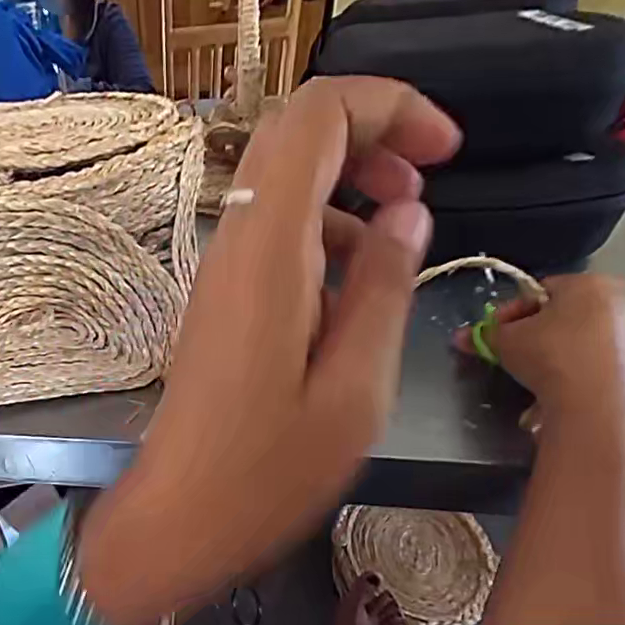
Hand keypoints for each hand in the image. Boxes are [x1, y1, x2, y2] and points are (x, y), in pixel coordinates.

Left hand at [78, 77, 460, 624]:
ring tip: (401, 235)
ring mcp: (220, 273)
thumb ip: (384, 289)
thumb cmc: (268, 472)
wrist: (179, 518)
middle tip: (424, 185)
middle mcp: (234, 244)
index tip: (445, 149)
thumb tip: (407, 214)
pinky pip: (273, 238)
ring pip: (283, 186)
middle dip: (371, 139)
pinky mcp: (219, 303)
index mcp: (269, 251)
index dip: (388, 106)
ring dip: (348, 188)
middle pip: (296, 139)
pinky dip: (322, 235)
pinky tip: (357, 285)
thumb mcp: (355, 389)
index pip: (315, 116)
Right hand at [456, 274, 624, 425]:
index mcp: (588, 282)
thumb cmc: (549, 355)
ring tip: (527, 370)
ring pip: (576, 335)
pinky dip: (570, 365)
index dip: (511, 311)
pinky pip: (591, 356)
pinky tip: (553, 383)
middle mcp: (616, 300)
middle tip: (508, 350)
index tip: (494, 332)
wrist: (593, 403)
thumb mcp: (506, 341)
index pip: (540, 289)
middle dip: (531, 330)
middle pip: (561, 311)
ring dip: (549, 349)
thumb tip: (459, 337)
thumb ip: (484, 335)